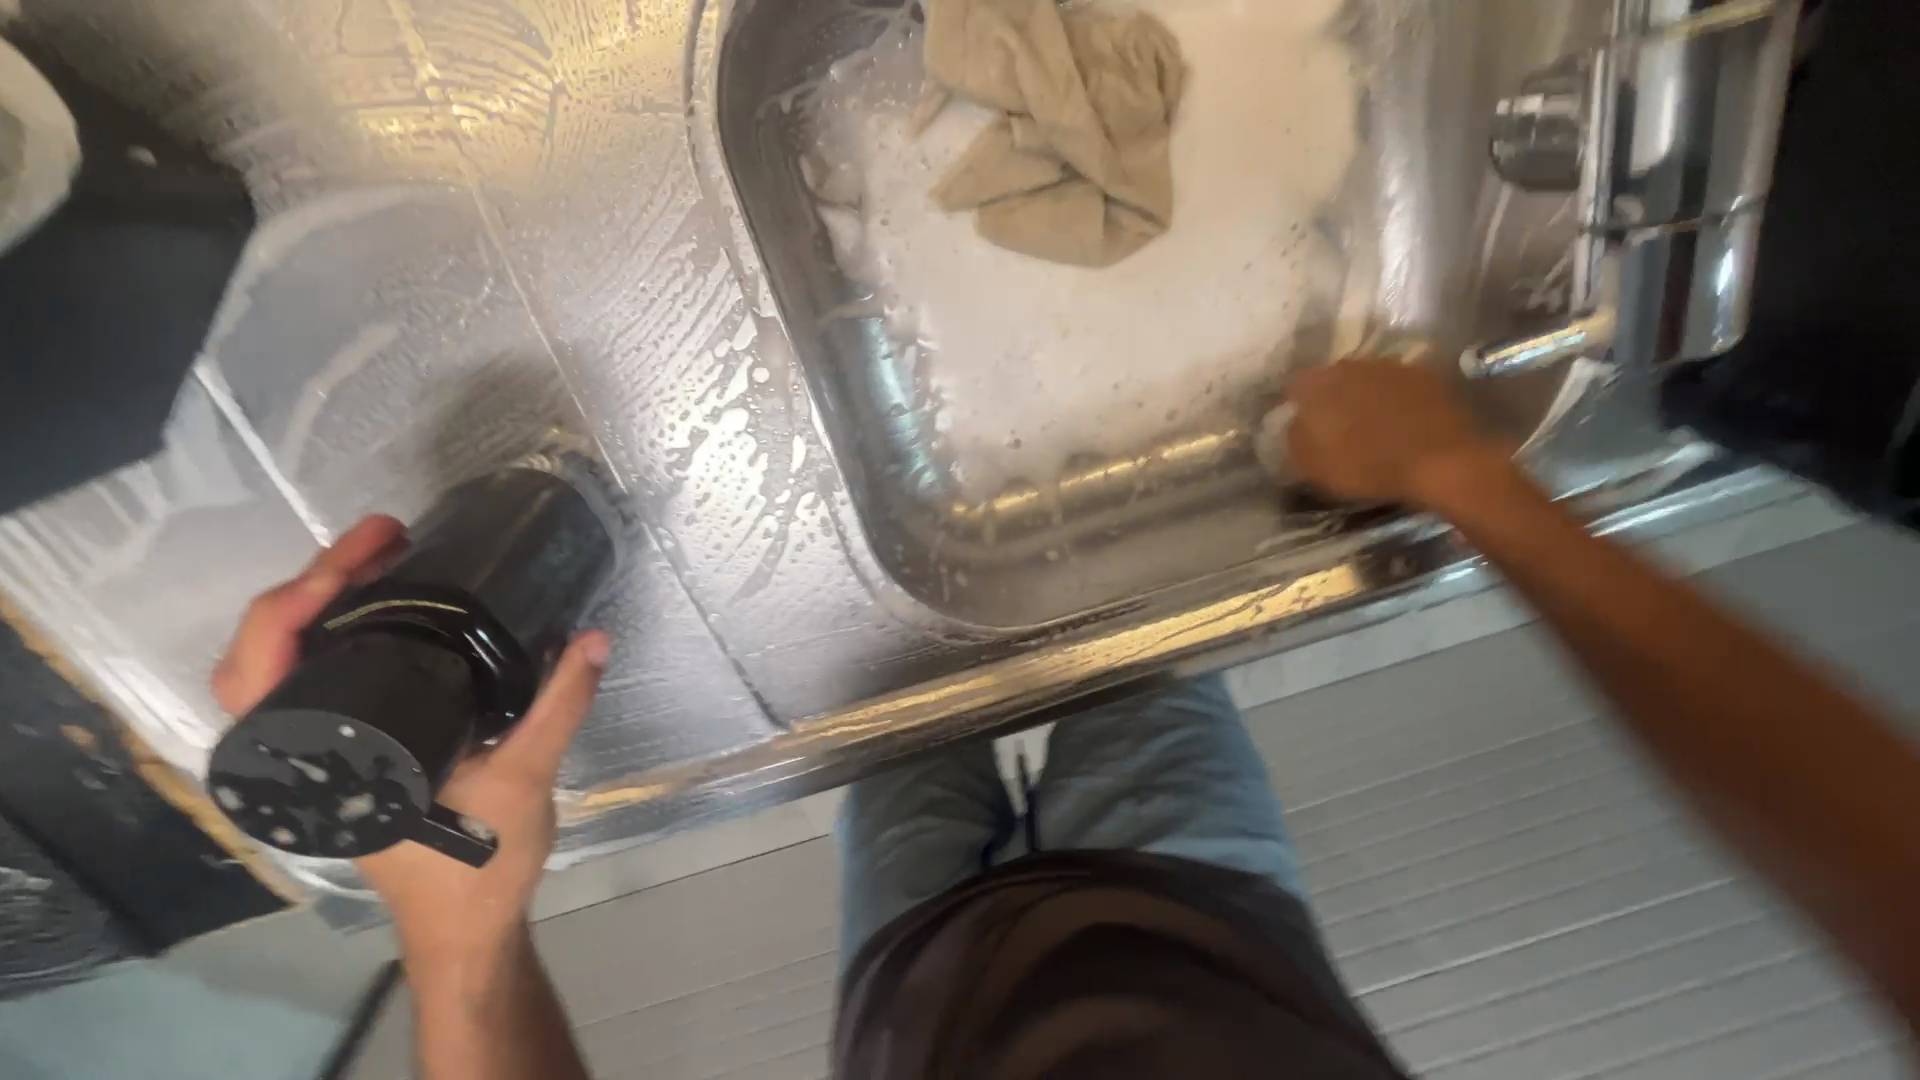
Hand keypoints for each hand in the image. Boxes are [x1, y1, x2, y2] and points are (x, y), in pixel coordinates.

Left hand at [212, 515, 609, 964]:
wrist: (469, 924)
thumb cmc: (477, 865)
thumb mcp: (524, 779)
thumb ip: (558, 705)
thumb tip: (593, 638)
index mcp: (318, 764)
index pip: (262, 670)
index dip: (300, 597)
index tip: (369, 551)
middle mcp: (302, 758)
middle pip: (264, 653)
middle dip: (314, 583)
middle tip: (385, 537)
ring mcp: (323, 758)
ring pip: (287, 668)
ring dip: (324, 606)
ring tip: (386, 559)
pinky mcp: (353, 757)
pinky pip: (322, 684)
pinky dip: (343, 636)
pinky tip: (391, 614)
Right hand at [1285, 357, 1507, 504]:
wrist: (1442, 461)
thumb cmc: (1367, 465)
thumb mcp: (1313, 464)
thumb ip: (1295, 438)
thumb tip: (1295, 423)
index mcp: (1319, 383)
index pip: (1294, 384)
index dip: (1295, 403)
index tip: (1299, 421)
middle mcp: (1353, 364)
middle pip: (1333, 376)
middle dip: (1331, 395)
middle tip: (1334, 423)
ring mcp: (1394, 366)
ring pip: (1368, 378)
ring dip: (1365, 395)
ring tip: (1371, 423)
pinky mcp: (1428, 376)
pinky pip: (1400, 385)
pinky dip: (1396, 399)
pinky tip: (1401, 421)